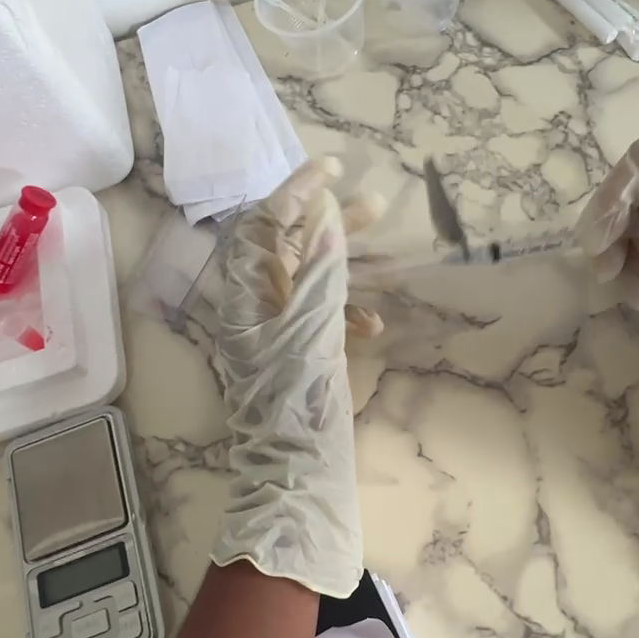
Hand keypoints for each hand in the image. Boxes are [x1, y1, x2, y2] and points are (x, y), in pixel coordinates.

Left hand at [212, 159, 376, 597]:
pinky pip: (323, 314)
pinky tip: (375, 323)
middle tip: (376, 204)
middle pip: (291, 247)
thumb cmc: (298, 401)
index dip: (296, 190)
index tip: (332, 168)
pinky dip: (349, 311)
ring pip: (313, 279)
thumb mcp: (312, 329)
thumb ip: (319, 273)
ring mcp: (277, 329)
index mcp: (248, 295)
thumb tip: (327, 220)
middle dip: (332, 223)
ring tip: (390, 250)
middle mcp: (256, 305)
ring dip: (350, 264)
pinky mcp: (297, 351)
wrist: (294, 469)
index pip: (265, 225)